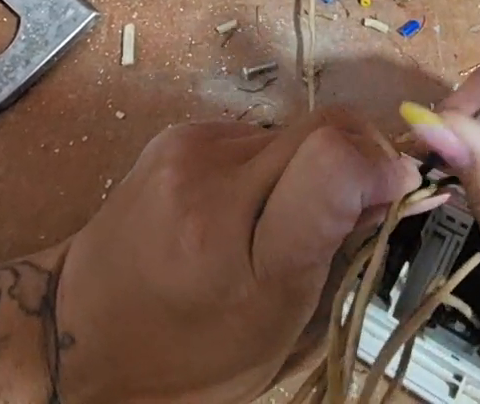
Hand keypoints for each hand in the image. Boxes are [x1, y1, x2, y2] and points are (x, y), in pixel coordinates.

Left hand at [53, 110, 420, 402]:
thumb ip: (338, 242)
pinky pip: (255, 131)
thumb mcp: (280, 323)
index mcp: (245, 250)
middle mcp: (213, 180)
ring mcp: (189, 148)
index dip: (378, 162)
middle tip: (354, 205)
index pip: (332, 158)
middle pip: (323, 129)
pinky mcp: (178, 131)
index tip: (394, 188)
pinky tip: (244, 201)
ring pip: (292, 129)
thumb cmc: (191, 352)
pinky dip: (270, 160)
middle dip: (355, 158)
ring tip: (282, 215)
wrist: (81, 330)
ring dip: (308, 162)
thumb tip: (398, 176)